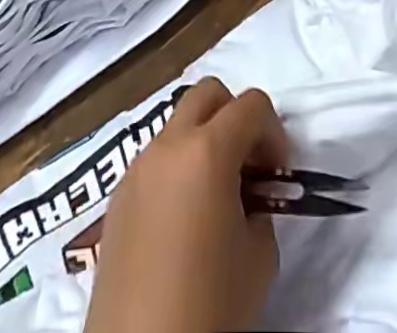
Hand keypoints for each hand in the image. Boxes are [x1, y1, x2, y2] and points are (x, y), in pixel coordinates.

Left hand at [83, 77, 287, 332]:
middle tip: (250, 168)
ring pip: (178, 124)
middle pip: (207, 94)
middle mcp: (166, 145)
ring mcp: (136, 166)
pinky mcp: (118, 194)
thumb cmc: (211, 302)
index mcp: (205, 151)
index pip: (251, 104)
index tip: (279, 174)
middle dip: (236, 119)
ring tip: (217, 197)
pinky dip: (178, 167)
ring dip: (205, 141)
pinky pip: (155, 158)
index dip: (275, 132)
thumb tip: (248, 195)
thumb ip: (260, 206)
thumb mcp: (259, 255)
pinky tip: (185, 219)